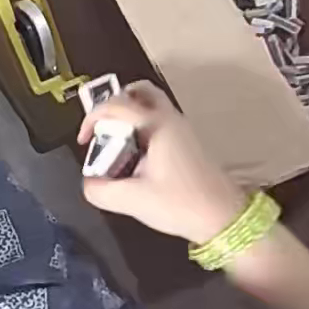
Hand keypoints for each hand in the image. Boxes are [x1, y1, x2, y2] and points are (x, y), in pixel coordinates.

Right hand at [79, 82, 249, 243]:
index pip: (117, 104)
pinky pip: (159, 122)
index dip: (93, 118)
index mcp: (157, 126)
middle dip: (115, 103)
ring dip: (129, 116)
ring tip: (115, 144)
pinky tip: (134, 157)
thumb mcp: (132, 200)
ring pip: (151, 106)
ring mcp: (182, 129)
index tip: (85, 141)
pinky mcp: (186, 143)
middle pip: (141, 91)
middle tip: (102, 126)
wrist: (223, 217)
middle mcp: (171, 120)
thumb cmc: (181, 204)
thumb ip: (100, 190)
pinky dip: (141, 129)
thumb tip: (89, 183)